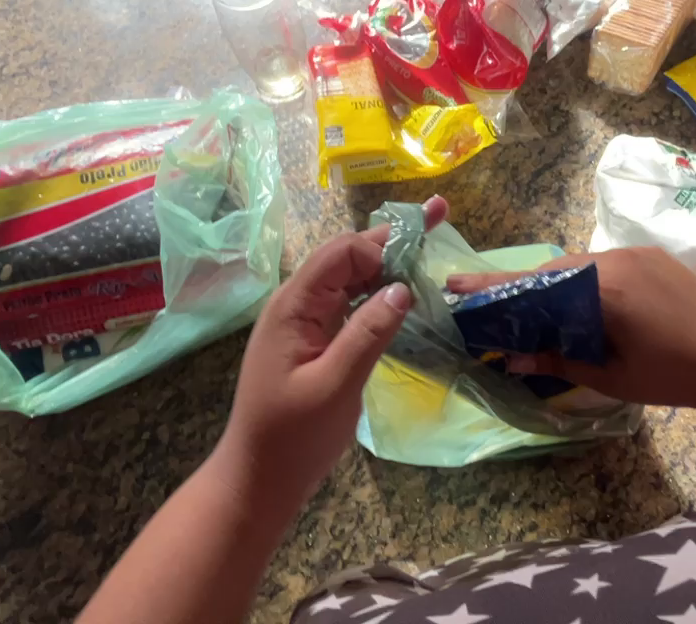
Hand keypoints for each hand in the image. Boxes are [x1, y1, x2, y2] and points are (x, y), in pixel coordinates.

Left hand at [214, 197, 446, 508]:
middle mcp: (299, 303)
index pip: (341, 253)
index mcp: (294, 306)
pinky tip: (404, 286)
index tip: (420, 254)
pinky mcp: (318, 337)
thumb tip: (403, 287)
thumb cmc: (292, 437)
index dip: (382, 246)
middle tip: (436, 215)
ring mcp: (308, 320)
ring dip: (388, 258)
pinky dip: (379, 287)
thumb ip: (367, 334)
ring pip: (352, 274)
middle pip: (347, 255)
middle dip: (391, 235)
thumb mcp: (334, 386)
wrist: (259, 480)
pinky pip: (351, 299)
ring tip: (427, 240)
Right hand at [445, 246, 695, 417]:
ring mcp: (636, 253)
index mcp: (601, 288)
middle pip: (554, 268)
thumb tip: (512, 356)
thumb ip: (558, 360)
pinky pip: (604, 262)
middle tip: (493, 301)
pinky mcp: (652, 256)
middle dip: (523, 285)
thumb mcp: (611, 377)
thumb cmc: (671, 376)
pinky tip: (580, 300)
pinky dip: (584, 279)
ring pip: (579, 264)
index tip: (456, 281)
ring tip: (536, 305)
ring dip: (556, 283)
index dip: (493, 285)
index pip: (534, 283)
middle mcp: (614, 258)